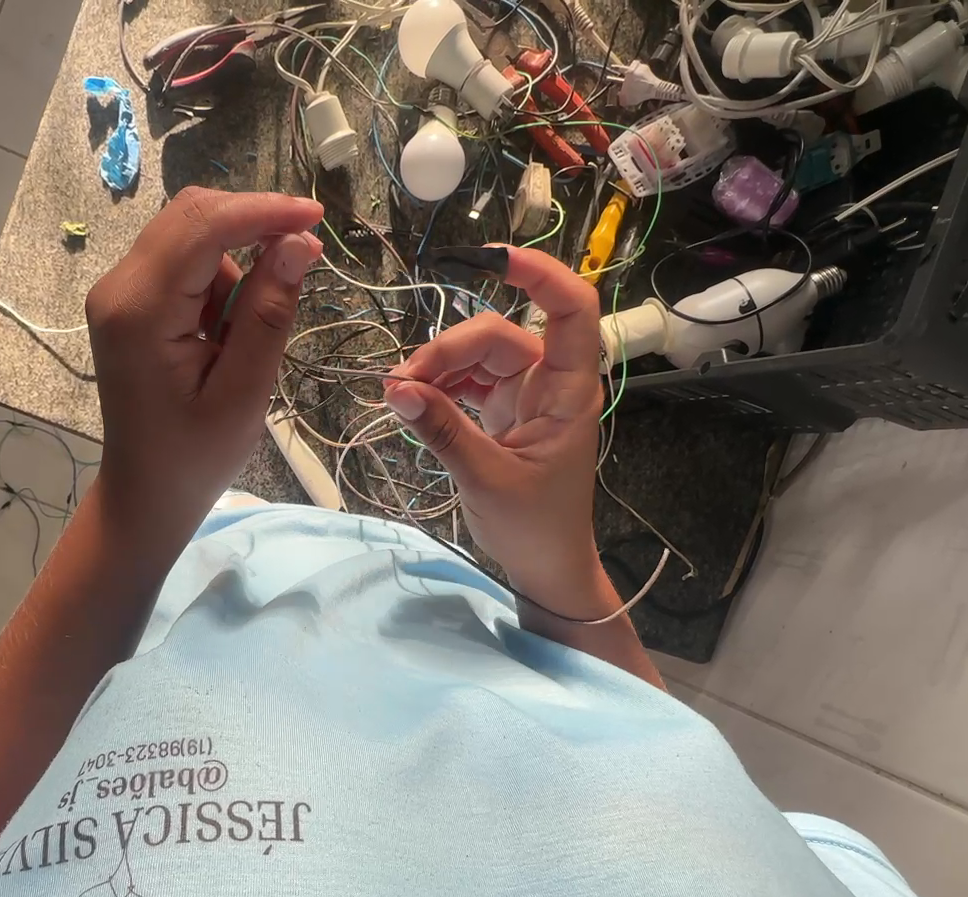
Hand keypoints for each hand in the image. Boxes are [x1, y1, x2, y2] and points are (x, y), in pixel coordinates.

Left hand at [85, 187, 323, 535]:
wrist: (147, 493)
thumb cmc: (195, 457)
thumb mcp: (243, 394)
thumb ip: (268, 315)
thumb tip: (298, 244)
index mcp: (140, 310)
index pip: (202, 227)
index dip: (263, 212)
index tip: (317, 218)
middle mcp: (119, 287)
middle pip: (190, 218)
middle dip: (252, 229)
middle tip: (303, 260)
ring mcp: (120, 294)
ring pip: (192, 241)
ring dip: (236, 271)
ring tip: (244, 342)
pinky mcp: (130, 305)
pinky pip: (183, 268)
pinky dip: (218, 288)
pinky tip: (223, 338)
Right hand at [383, 246, 612, 619]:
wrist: (546, 566)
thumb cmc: (534, 526)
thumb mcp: (486, 478)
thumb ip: (442, 429)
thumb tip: (396, 387)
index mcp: (568, 390)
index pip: (571, 309)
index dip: (540, 274)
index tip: (490, 259)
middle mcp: (550, 382)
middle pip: (499, 335)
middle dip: (449, 350)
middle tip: (402, 384)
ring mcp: (525, 396)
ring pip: (479, 355)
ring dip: (439, 368)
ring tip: (401, 395)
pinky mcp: (503, 412)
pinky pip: (469, 381)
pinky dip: (441, 386)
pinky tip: (415, 400)